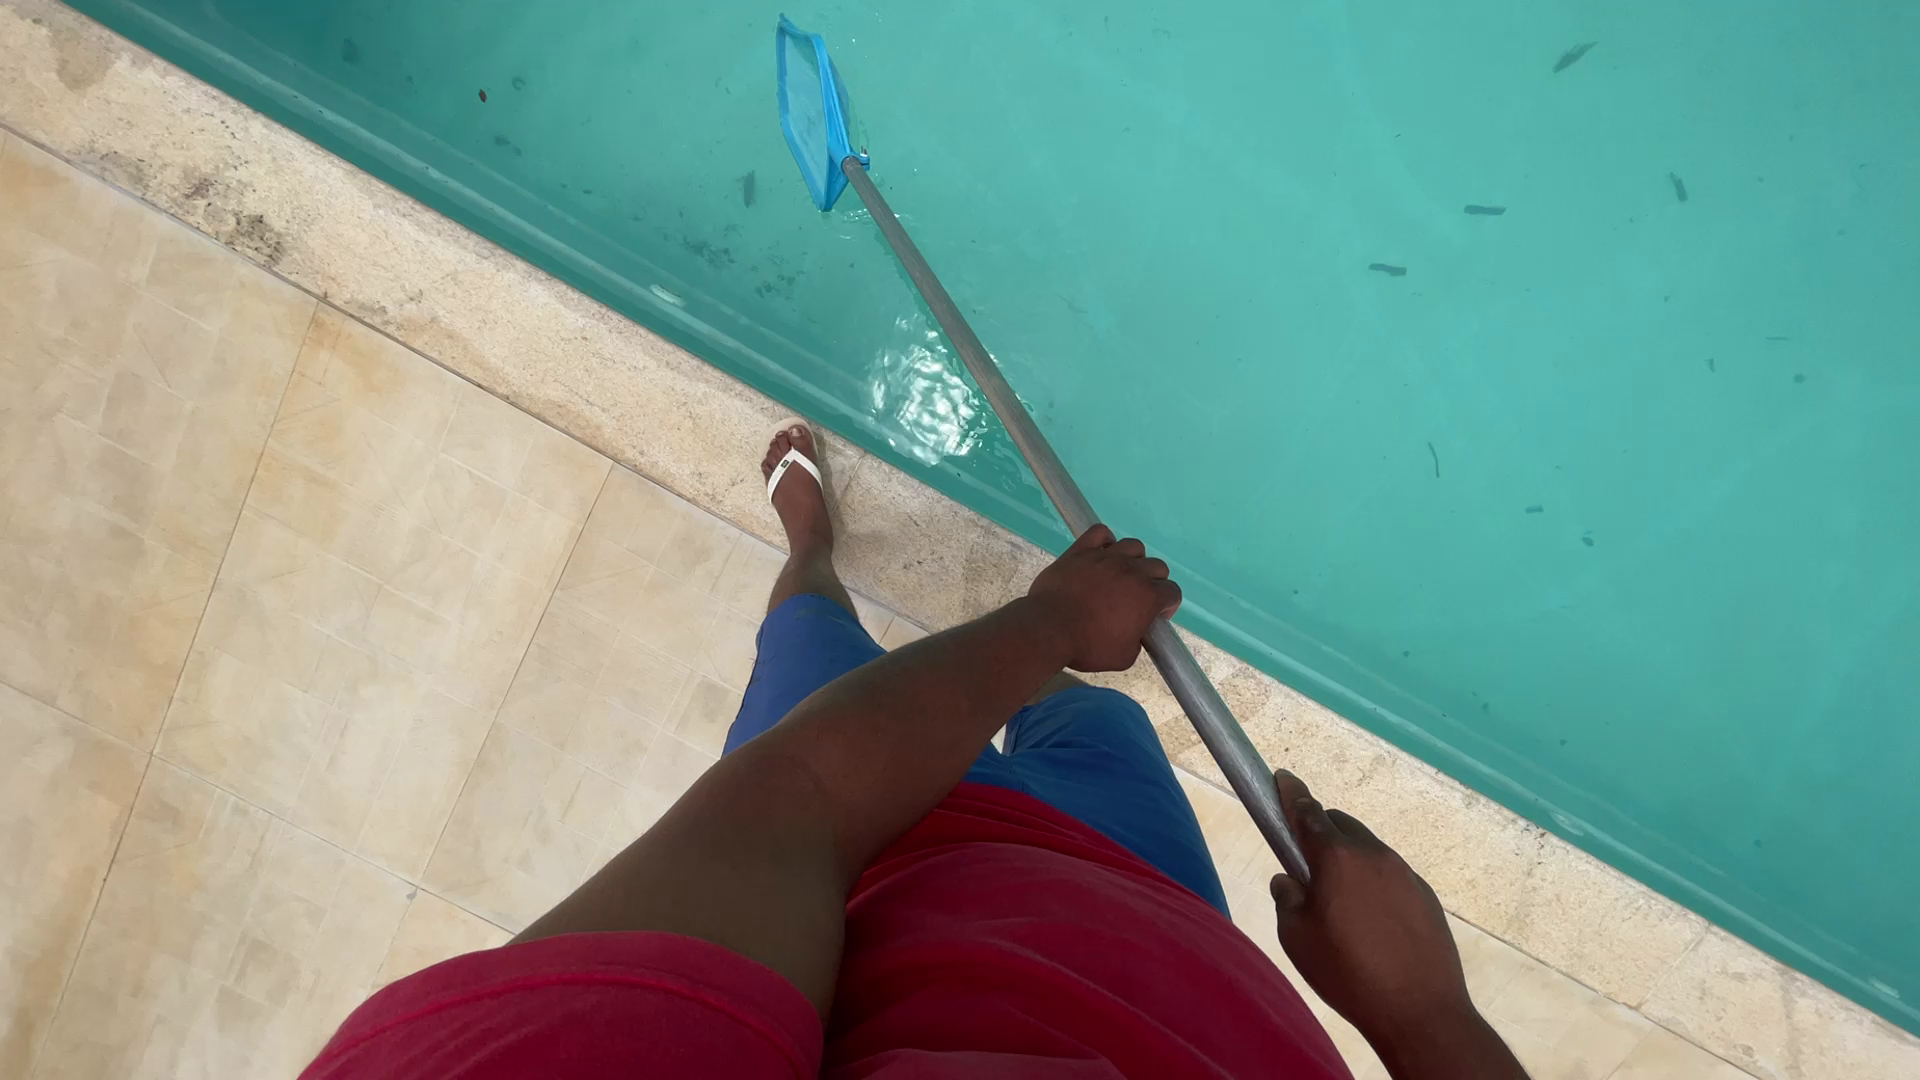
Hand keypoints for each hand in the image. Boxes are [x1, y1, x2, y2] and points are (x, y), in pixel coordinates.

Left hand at [1025, 524, 1180, 672]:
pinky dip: (1104, 539)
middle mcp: (1132, 570)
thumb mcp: (1124, 657)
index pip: (1173, 592)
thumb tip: (1134, 631)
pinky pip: (1099, 532)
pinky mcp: (1081, 550)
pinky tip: (1101, 553)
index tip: (1154, 616)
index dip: (1167, 605)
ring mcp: (1106, 557)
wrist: (1049, 628)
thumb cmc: (1088, 645)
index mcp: (1148, 596)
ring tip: (1120, 575)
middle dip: (1153, 582)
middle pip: (1157, 566)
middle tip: (1136, 598)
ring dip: (1133, 560)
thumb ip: (1137, 640)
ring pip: (1133, 546)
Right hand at [1268, 771, 1476, 1046]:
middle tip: (1309, 864)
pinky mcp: (1427, 898)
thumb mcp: (1295, 936)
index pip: (1306, 810)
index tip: (1282, 777)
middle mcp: (1372, 854)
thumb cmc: (1348, 973)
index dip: (1290, 792)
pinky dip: (1375, 883)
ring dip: (1349, 859)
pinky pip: (1391, 875)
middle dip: (1321, 830)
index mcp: (1335, 857)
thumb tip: (1291, 881)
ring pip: (1367, 849)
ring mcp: (1405, 874)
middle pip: (1339, 823)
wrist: (1423, 1016)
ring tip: (1344, 903)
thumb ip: (1286, 898)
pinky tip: (1374, 922)